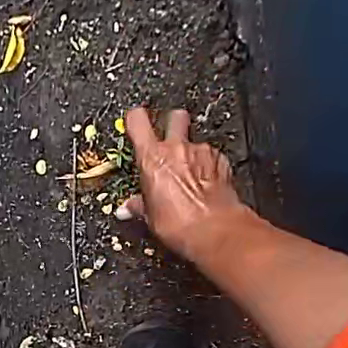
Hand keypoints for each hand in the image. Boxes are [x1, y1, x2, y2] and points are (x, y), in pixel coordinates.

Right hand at [119, 106, 258, 260]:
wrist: (214, 230)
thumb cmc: (180, 224)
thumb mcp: (151, 217)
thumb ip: (139, 205)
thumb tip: (127, 209)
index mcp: (152, 158)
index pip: (137, 120)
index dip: (136, 119)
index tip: (136, 123)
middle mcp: (177, 148)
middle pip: (174, 117)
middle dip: (172, 123)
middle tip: (170, 142)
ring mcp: (201, 152)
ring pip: (195, 140)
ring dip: (192, 153)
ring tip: (190, 176)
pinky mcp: (220, 161)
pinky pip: (211, 156)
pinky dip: (208, 167)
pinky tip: (206, 184)